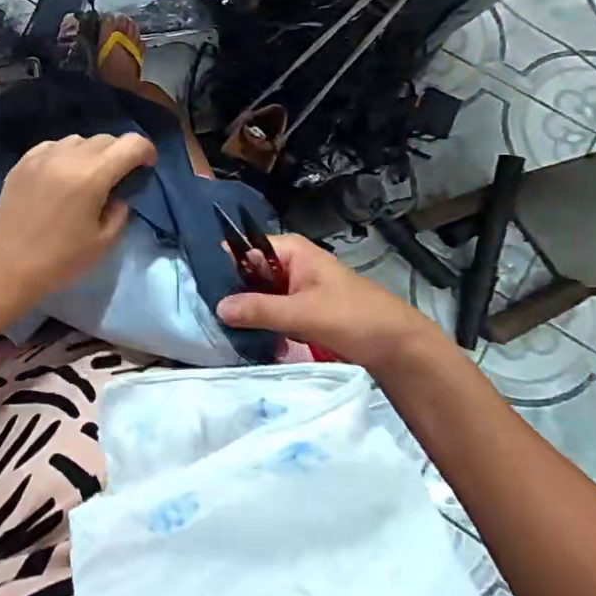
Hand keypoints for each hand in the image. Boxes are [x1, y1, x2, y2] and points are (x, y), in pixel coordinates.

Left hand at [0, 133, 157, 304]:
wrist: (8, 265)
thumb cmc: (60, 259)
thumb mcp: (104, 241)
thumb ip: (120, 211)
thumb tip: (118, 195)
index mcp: (92, 176)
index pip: (130, 145)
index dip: (146, 151)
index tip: (147, 166)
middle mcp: (67, 157)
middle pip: (105, 139)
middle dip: (119, 153)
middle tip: (119, 176)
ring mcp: (41, 157)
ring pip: (78, 139)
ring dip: (91, 152)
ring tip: (88, 175)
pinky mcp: (22, 163)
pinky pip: (52, 146)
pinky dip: (65, 154)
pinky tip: (62, 175)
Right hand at [217, 235, 448, 371]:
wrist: (396, 346)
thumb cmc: (354, 317)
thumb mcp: (304, 313)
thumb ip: (260, 309)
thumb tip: (218, 307)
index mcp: (291, 250)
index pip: (244, 248)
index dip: (222, 265)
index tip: (199, 286)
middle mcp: (289, 263)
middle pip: (248, 273)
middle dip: (232, 292)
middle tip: (207, 313)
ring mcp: (294, 287)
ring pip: (257, 295)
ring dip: (245, 311)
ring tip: (221, 328)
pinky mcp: (299, 310)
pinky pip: (270, 311)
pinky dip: (260, 323)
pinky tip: (246, 338)